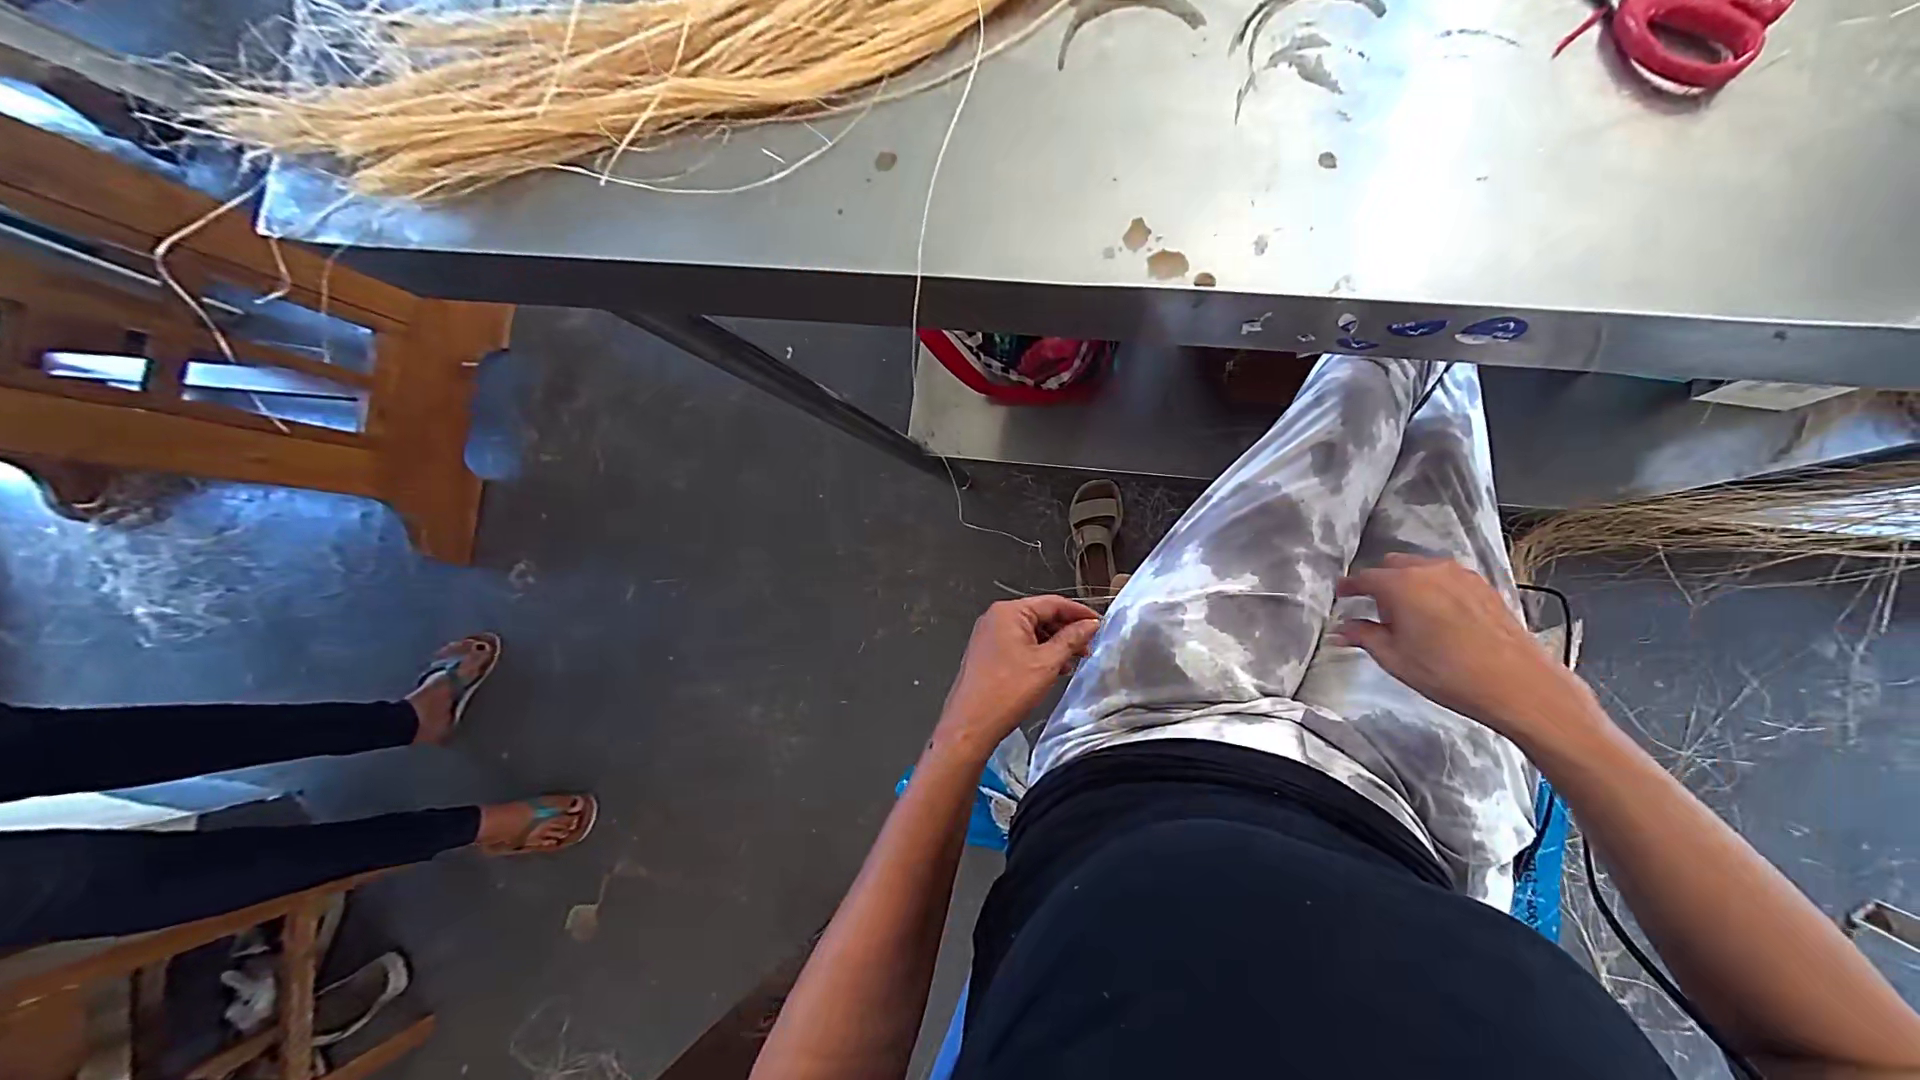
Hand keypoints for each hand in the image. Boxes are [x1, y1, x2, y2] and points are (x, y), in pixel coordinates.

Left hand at [934, 596, 1100, 757]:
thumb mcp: (1047, 663)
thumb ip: (1071, 639)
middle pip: (1041, 615)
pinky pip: (1019, 644)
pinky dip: (1038, 652)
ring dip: (1054, 643)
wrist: (971, 723)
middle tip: (1087, 645)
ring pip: (1031, 631)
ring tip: (1073, 660)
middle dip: (1067, 630)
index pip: (1052, 603)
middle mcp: (995, 618)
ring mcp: (990, 635)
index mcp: (1008, 612)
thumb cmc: (1003, 693)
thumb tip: (1088, 625)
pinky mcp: (988, 652)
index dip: (1079, 612)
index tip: (1097, 623)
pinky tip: (1053, 668)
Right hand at [1330, 554, 1598, 744]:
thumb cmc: (1447, 672)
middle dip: (1379, 582)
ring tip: (1407, 613)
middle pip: (1393, 565)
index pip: (1364, 578)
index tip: (1341, 595)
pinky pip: (1447, 579)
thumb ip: (1364, 636)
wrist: (1518, 685)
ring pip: (1422, 569)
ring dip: (1408, 584)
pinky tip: (1436, 615)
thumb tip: (1343, 629)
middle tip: (1374, 609)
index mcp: (1400, 584)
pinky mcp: (1485, 587)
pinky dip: (1434, 589)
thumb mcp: (1393, 657)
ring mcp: (1462, 576)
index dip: (1349, 587)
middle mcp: (1430, 571)